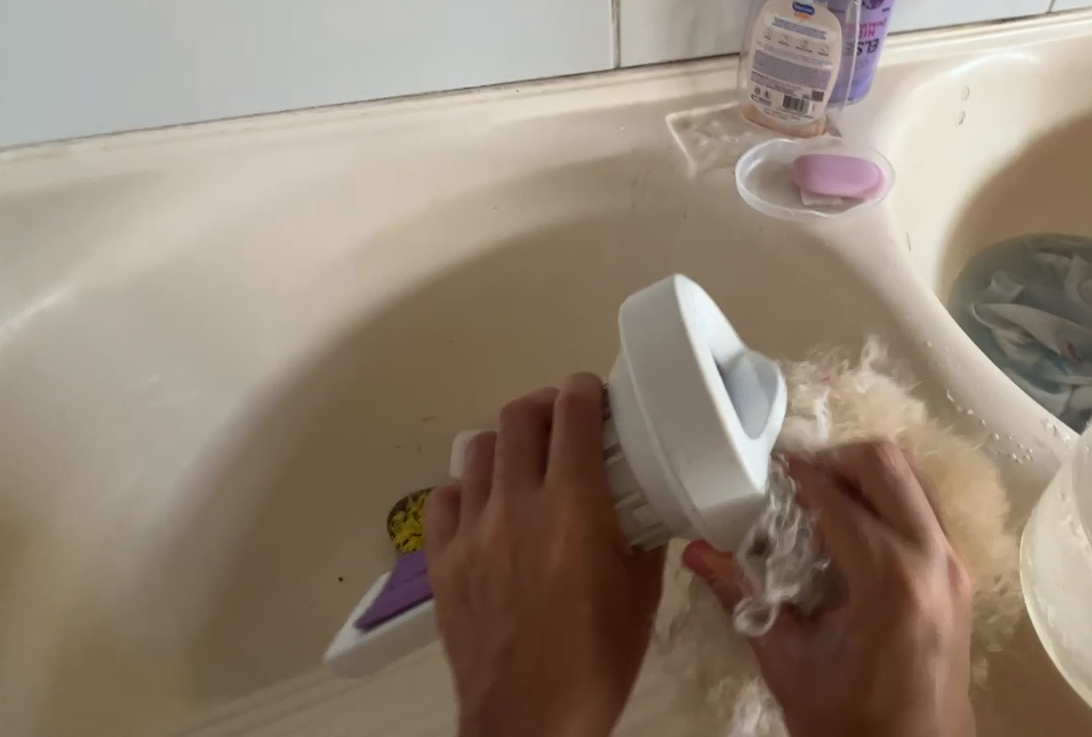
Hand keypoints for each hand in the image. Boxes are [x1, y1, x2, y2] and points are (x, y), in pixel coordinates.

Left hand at [424, 373, 664, 736]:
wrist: (530, 726)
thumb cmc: (599, 656)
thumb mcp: (642, 589)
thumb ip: (646, 529)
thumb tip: (651, 495)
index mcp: (573, 504)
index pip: (572, 413)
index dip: (585, 389)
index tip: (595, 392)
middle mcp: (517, 504)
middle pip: (520, 415)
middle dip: (546, 405)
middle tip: (565, 422)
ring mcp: (472, 532)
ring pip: (477, 448)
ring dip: (507, 442)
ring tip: (526, 461)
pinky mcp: (441, 562)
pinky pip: (444, 498)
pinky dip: (468, 489)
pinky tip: (487, 507)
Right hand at [683, 441, 975, 736]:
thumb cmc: (850, 725)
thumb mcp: (790, 665)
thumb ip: (742, 598)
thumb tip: (695, 550)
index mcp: (891, 581)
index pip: (838, 499)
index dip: (799, 475)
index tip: (770, 470)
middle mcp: (933, 557)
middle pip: (886, 463)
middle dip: (836, 459)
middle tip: (800, 481)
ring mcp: (955, 560)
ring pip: (912, 473)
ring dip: (865, 472)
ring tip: (826, 496)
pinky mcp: (961, 569)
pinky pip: (925, 501)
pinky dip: (889, 494)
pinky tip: (856, 522)